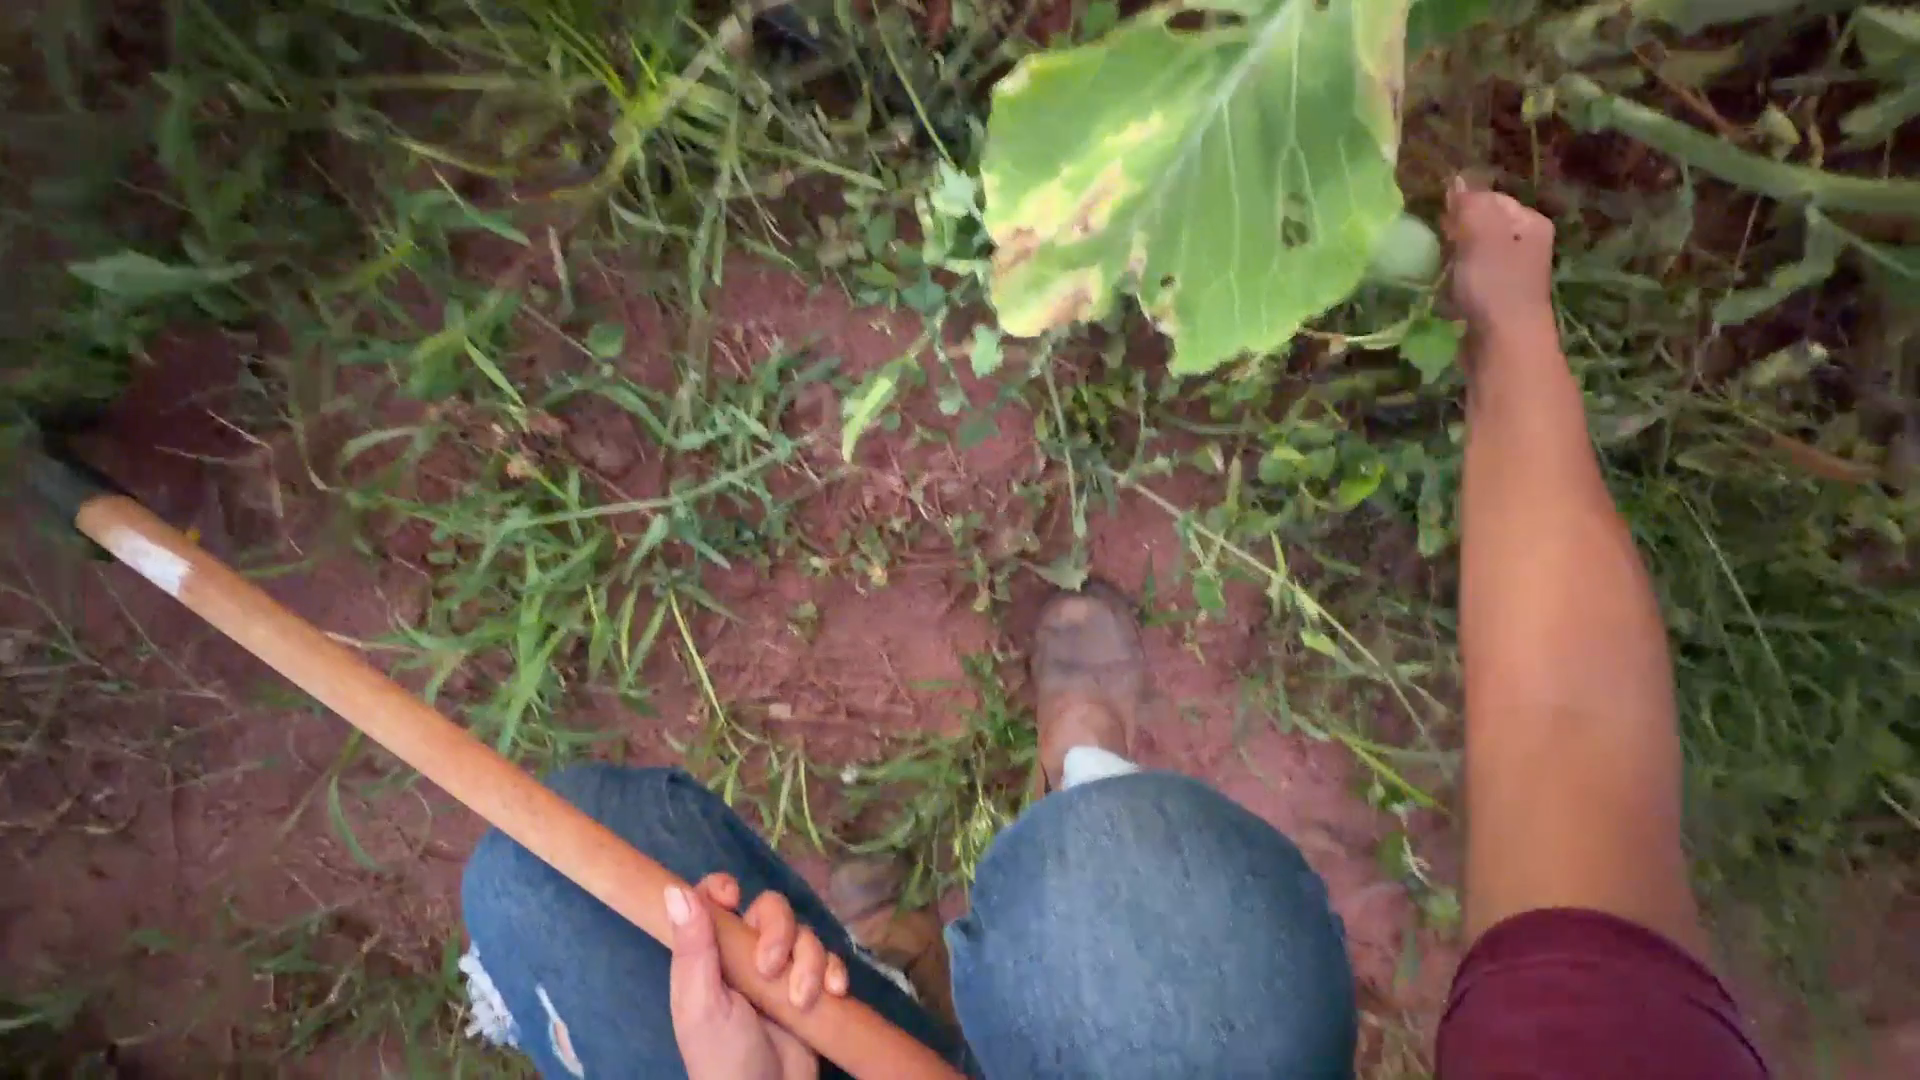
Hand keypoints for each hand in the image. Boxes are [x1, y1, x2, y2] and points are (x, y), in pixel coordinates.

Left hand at [666, 874, 849, 1079]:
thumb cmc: (722, 1058)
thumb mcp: (701, 1006)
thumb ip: (692, 949)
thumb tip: (674, 890)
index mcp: (711, 955)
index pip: (715, 900)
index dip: (724, 889)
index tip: (733, 898)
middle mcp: (745, 955)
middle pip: (771, 909)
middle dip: (779, 932)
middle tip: (770, 967)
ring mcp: (782, 971)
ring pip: (804, 933)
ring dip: (808, 961)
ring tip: (801, 999)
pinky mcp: (812, 987)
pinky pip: (830, 959)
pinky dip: (834, 971)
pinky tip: (833, 992)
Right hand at [1444, 177, 1556, 341]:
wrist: (1503, 341)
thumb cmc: (1494, 285)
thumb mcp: (1480, 236)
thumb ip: (1469, 206)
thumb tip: (1457, 179)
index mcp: (1529, 223)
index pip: (1491, 199)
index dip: (1463, 207)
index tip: (1441, 224)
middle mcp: (1526, 245)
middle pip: (1483, 227)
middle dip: (1456, 235)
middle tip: (1438, 247)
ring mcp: (1511, 275)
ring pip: (1474, 255)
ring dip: (1453, 261)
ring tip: (1439, 272)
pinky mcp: (1495, 301)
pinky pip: (1470, 281)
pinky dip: (1455, 285)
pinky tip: (1445, 295)